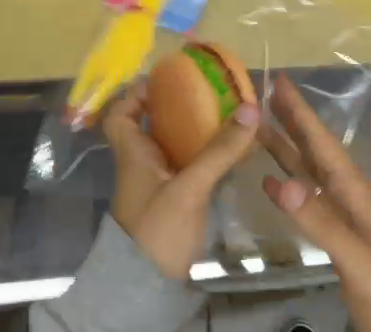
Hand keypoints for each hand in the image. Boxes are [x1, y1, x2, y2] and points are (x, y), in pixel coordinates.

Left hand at [104, 86, 261, 280]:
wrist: (151, 290)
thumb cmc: (158, 231)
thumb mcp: (189, 188)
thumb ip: (219, 150)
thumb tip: (250, 107)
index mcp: (133, 154)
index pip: (120, 115)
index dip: (135, 94)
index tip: (165, 80)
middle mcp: (144, 164)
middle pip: (153, 125)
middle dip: (179, 106)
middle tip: (209, 91)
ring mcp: (160, 184)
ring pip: (175, 146)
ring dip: (197, 130)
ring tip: (227, 113)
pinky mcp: (177, 202)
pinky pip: (191, 166)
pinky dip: (208, 154)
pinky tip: (233, 149)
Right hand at [259, 76, 370, 331]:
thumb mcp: (359, 262)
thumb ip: (323, 223)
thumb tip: (282, 181)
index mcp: (356, 195)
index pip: (324, 145)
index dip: (302, 114)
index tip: (280, 82)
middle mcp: (349, 197)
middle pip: (316, 150)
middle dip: (293, 120)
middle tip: (265, 91)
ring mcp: (344, 217)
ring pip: (310, 171)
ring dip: (287, 147)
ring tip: (259, 127)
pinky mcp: (338, 237)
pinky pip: (307, 199)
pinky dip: (287, 184)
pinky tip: (270, 181)